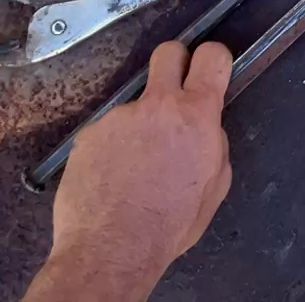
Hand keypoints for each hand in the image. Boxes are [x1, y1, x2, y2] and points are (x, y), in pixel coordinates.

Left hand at [47, 41, 233, 277]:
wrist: (112, 251)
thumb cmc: (170, 223)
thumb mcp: (216, 183)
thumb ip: (214, 142)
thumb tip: (205, 128)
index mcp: (197, 114)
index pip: (212, 57)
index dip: (212, 58)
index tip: (208, 68)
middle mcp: (158, 105)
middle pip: (168, 53)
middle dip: (175, 62)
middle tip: (173, 88)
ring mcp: (119, 118)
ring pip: (135, 106)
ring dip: (138, 126)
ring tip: (132, 168)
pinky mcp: (89, 136)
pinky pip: (107, 133)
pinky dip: (110, 150)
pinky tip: (110, 179)